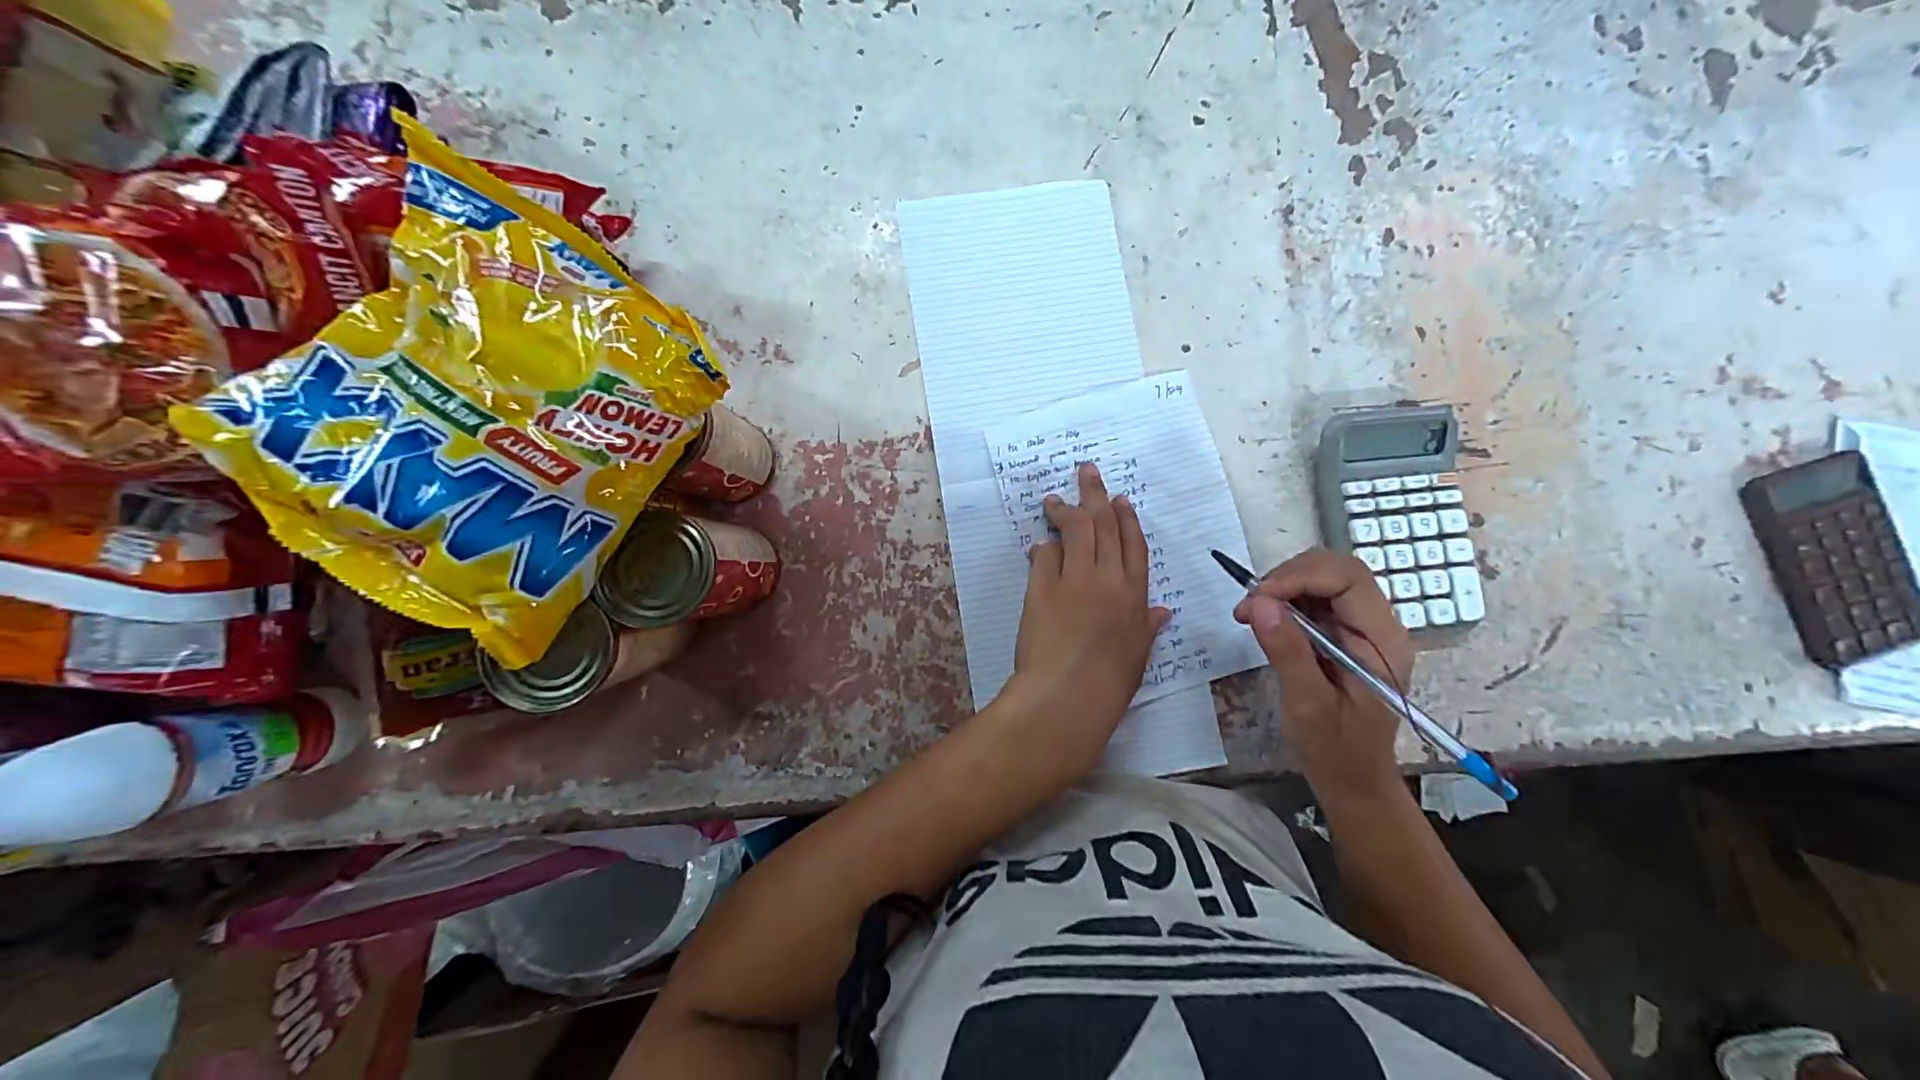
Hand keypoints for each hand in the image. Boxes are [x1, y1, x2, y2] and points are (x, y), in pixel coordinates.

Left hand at [1008, 463, 1170, 752]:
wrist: (1069, 694)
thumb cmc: (1108, 682)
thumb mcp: (1138, 655)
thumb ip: (1147, 626)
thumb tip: (1161, 611)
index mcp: (1134, 596)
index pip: (1133, 545)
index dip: (1126, 518)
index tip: (1119, 498)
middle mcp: (1107, 580)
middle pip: (1103, 526)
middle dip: (1095, 494)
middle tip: (1086, 472)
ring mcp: (1074, 581)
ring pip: (1074, 531)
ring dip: (1065, 510)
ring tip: (1054, 499)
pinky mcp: (1042, 588)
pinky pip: (1044, 556)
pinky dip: (1043, 546)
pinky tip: (1040, 541)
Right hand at [1233, 549, 1414, 805]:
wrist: (1353, 779)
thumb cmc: (1336, 749)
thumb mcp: (1309, 705)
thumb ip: (1288, 651)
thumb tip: (1259, 603)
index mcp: (1384, 640)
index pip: (1348, 579)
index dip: (1299, 576)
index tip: (1257, 597)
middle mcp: (1377, 624)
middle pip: (1335, 570)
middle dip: (1287, 577)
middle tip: (1248, 607)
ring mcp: (1360, 627)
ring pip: (1321, 578)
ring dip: (1280, 587)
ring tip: (1249, 614)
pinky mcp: (1341, 633)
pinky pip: (1312, 598)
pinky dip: (1282, 600)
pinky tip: (1263, 620)